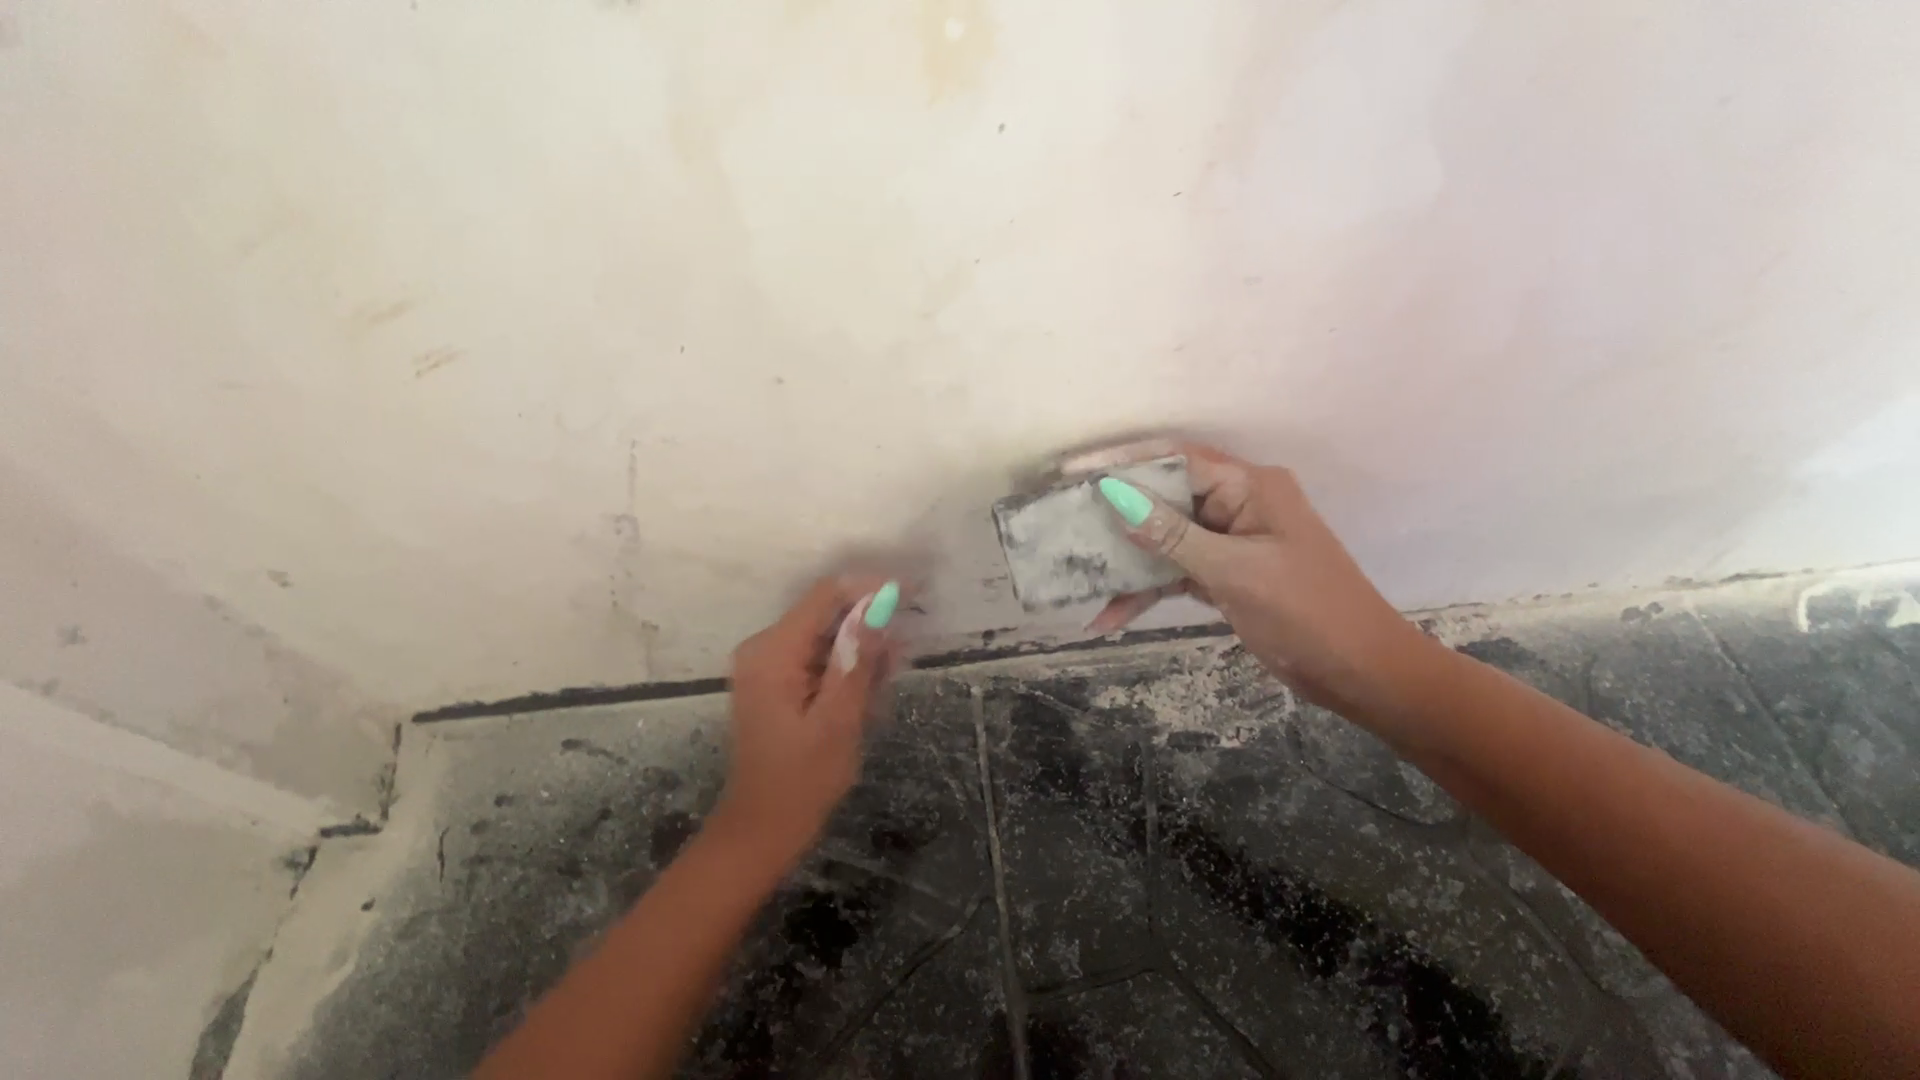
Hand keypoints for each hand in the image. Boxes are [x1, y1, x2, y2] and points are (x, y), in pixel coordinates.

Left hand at [714, 575, 902, 863]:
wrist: (762, 828)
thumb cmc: (802, 780)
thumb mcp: (839, 720)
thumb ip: (857, 660)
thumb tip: (879, 607)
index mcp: (773, 652)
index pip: (826, 595)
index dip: (870, 589)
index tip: (912, 594)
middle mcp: (764, 648)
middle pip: (826, 613)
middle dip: (869, 626)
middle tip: (903, 657)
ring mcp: (768, 665)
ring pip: (826, 637)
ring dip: (861, 652)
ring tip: (886, 684)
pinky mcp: (776, 682)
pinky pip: (818, 659)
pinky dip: (846, 669)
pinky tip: (868, 695)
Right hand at [1069, 439, 1426, 713]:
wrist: (1358, 671)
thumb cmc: (1308, 612)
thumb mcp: (1235, 572)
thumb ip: (1173, 536)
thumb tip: (1117, 499)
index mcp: (1250, 487)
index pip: (1176, 461)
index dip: (1121, 465)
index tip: (1072, 474)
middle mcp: (1237, 505)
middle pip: (1163, 499)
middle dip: (1114, 516)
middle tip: (1062, 522)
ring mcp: (1229, 542)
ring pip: (1163, 541)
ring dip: (1125, 564)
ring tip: (1076, 578)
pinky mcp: (1223, 576)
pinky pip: (1174, 574)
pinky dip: (1145, 592)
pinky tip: (1110, 616)